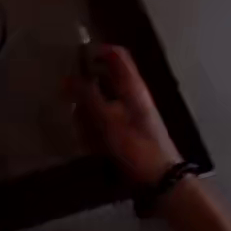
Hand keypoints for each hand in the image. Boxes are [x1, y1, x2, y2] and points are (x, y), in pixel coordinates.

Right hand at [74, 44, 181, 185]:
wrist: (162, 180)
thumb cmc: (136, 145)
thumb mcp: (107, 120)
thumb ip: (88, 97)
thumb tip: (67, 77)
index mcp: (132, 85)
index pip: (117, 54)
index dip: (98, 50)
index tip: (77, 56)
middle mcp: (135, 94)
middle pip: (110, 76)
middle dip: (89, 81)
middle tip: (69, 88)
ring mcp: (135, 113)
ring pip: (108, 97)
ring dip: (91, 104)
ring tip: (75, 115)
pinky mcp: (133, 130)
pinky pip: (110, 118)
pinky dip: (97, 122)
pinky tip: (86, 136)